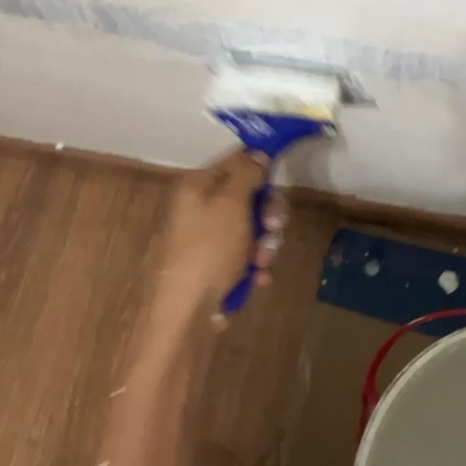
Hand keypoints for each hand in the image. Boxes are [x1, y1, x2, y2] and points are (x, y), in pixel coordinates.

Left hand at [160, 149, 286, 307]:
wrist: (185, 312)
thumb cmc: (208, 249)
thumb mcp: (231, 203)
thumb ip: (248, 174)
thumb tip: (259, 153)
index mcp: (197, 185)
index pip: (236, 160)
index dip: (261, 166)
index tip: (280, 178)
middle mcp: (198, 207)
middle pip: (247, 196)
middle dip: (267, 214)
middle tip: (274, 229)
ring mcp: (205, 238)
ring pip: (249, 228)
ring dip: (264, 244)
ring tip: (262, 262)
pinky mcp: (212, 266)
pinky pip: (243, 255)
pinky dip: (254, 264)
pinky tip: (259, 277)